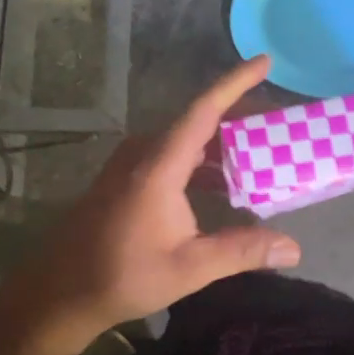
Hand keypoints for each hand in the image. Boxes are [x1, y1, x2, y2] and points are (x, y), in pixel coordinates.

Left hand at [17, 56, 299, 354]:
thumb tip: (294, 248)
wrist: (59, 293)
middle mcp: (143, 153)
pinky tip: (224, 181)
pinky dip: (202, 160)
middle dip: (240, 116)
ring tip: (262, 150)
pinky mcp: (125, 179)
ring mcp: (130, 164)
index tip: (264, 61)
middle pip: (198, 119)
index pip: (204, 109)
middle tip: (280, 121)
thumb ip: (242, 251)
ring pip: (184, 139)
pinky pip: (171, 154)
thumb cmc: (122, 276)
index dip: (236, 83)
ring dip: (221, 142)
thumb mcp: (190, 267)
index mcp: (159, 165)